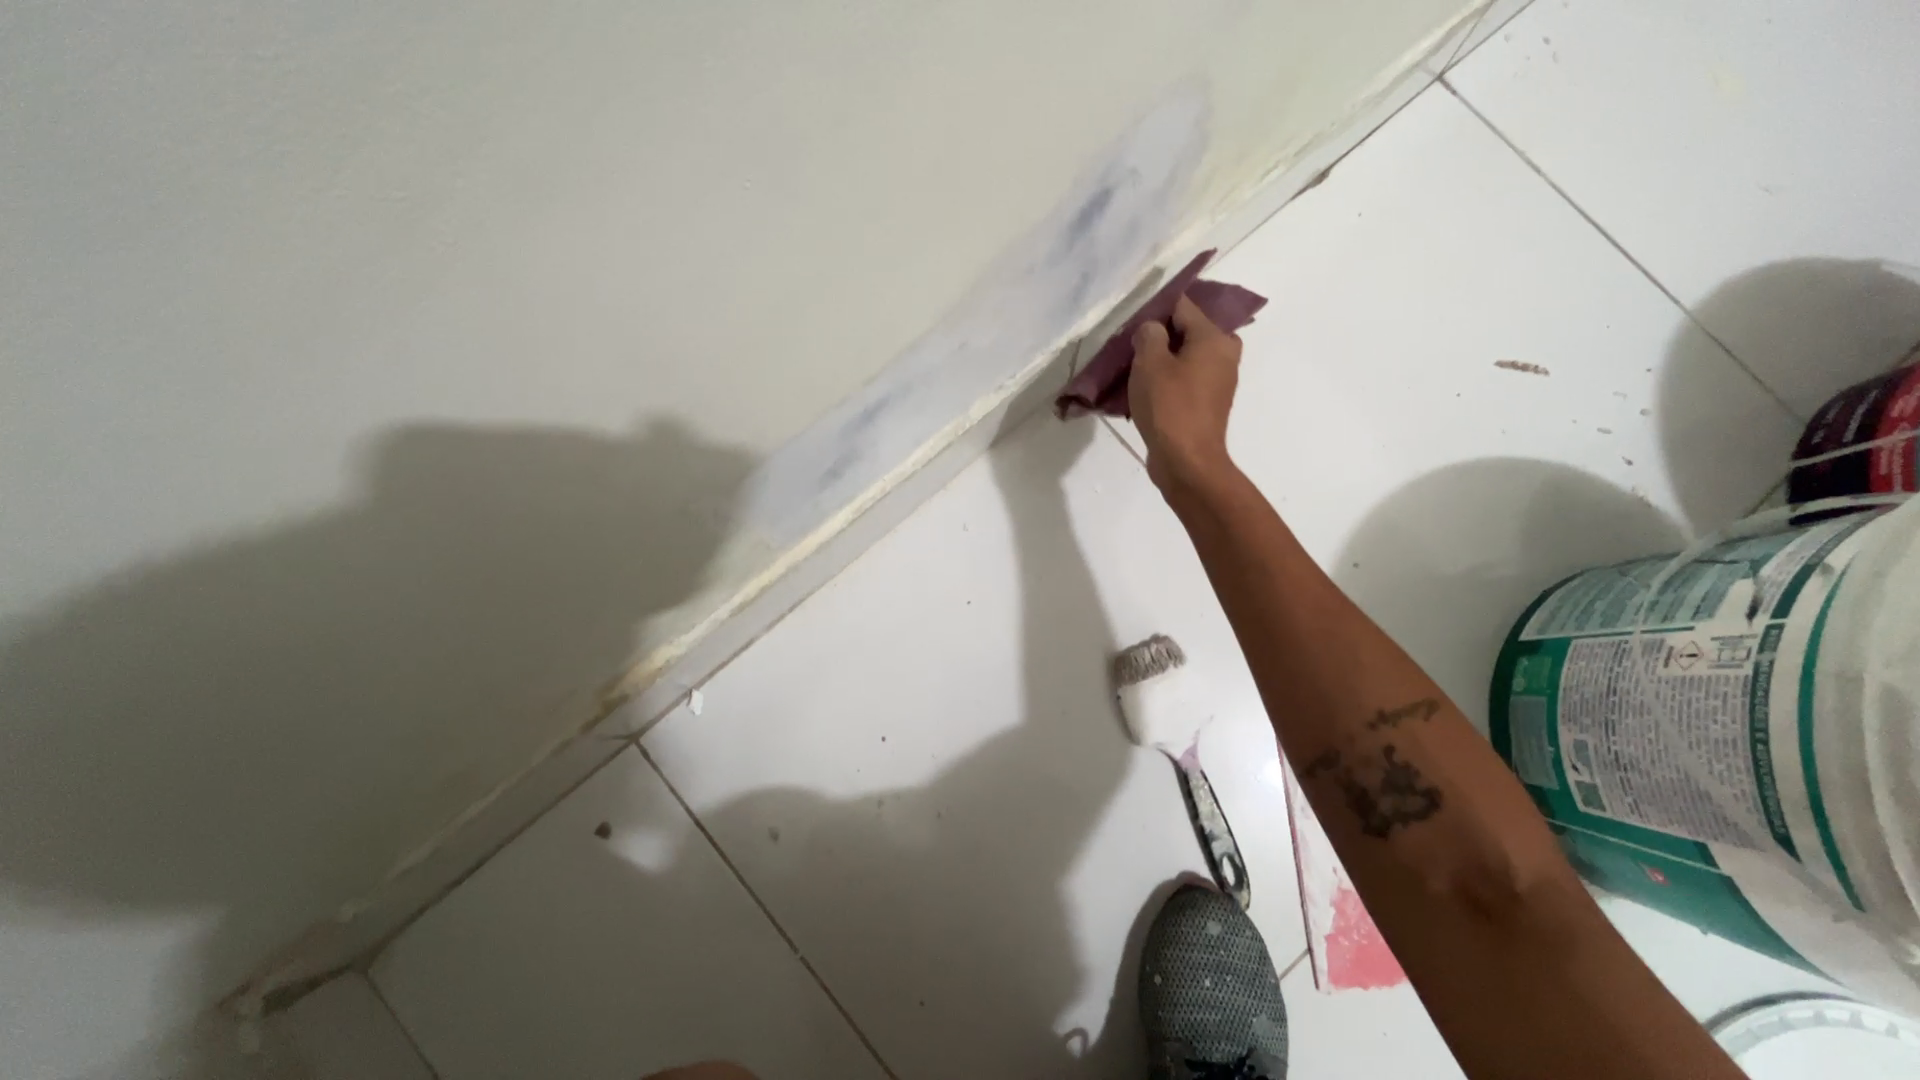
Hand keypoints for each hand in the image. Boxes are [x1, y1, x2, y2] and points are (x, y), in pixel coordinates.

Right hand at [1127, 294, 1241, 493]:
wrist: (1187, 462)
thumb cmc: (1168, 406)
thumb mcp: (1149, 362)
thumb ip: (1149, 334)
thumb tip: (1152, 329)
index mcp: (1215, 337)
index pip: (1182, 306)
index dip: (1154, 310)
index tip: (1130, 323)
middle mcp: (1225, 353)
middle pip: (1185, 332)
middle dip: (1158, 338)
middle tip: (1130, 348)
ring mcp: (1219, 381)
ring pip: (1184, 358)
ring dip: (1160, 362)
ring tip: (1132, 371)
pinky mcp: (1209, 403)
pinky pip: (1185, 381)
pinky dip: (1167, 382)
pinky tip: (1145, 392)